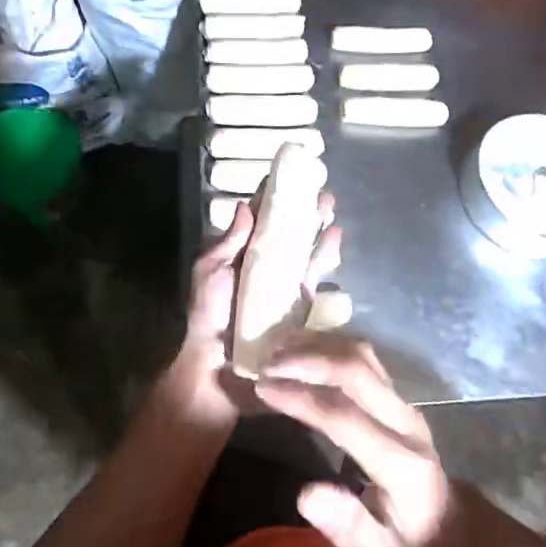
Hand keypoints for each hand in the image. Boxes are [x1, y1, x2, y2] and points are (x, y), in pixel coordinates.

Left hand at [169, 196, 340, 425]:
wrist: (219, 371)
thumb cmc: (209, 319)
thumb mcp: (210, 275)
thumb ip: (228, 243)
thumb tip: (245, 205)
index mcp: (242, 258)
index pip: (260, 221)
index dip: (274, 198)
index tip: (291, 176)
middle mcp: (266, 269)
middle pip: (290, 234)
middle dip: (306, 212)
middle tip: (322, 192)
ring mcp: (285, 289)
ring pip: (307, 252)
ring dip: (320, 230)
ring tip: (332, 212)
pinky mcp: (302, 310)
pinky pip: (318, 280)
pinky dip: (327, 259)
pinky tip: (336, 240)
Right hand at [253, 335, 451, 546]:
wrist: (447, 523)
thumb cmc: (405, 540)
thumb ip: (345, 526)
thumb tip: (306, 495)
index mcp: (399, 463)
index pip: (344, 417)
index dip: (301, 397)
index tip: (262, 387)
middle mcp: (405, 421)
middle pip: (356, 371)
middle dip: (306, 360)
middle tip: (264, 364)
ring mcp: (404, 401)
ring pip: (361, 355)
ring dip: (316, 346)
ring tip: (276, 349)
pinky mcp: (398, 392)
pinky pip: (363, 356)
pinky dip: (328, 344)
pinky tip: (300, 347)